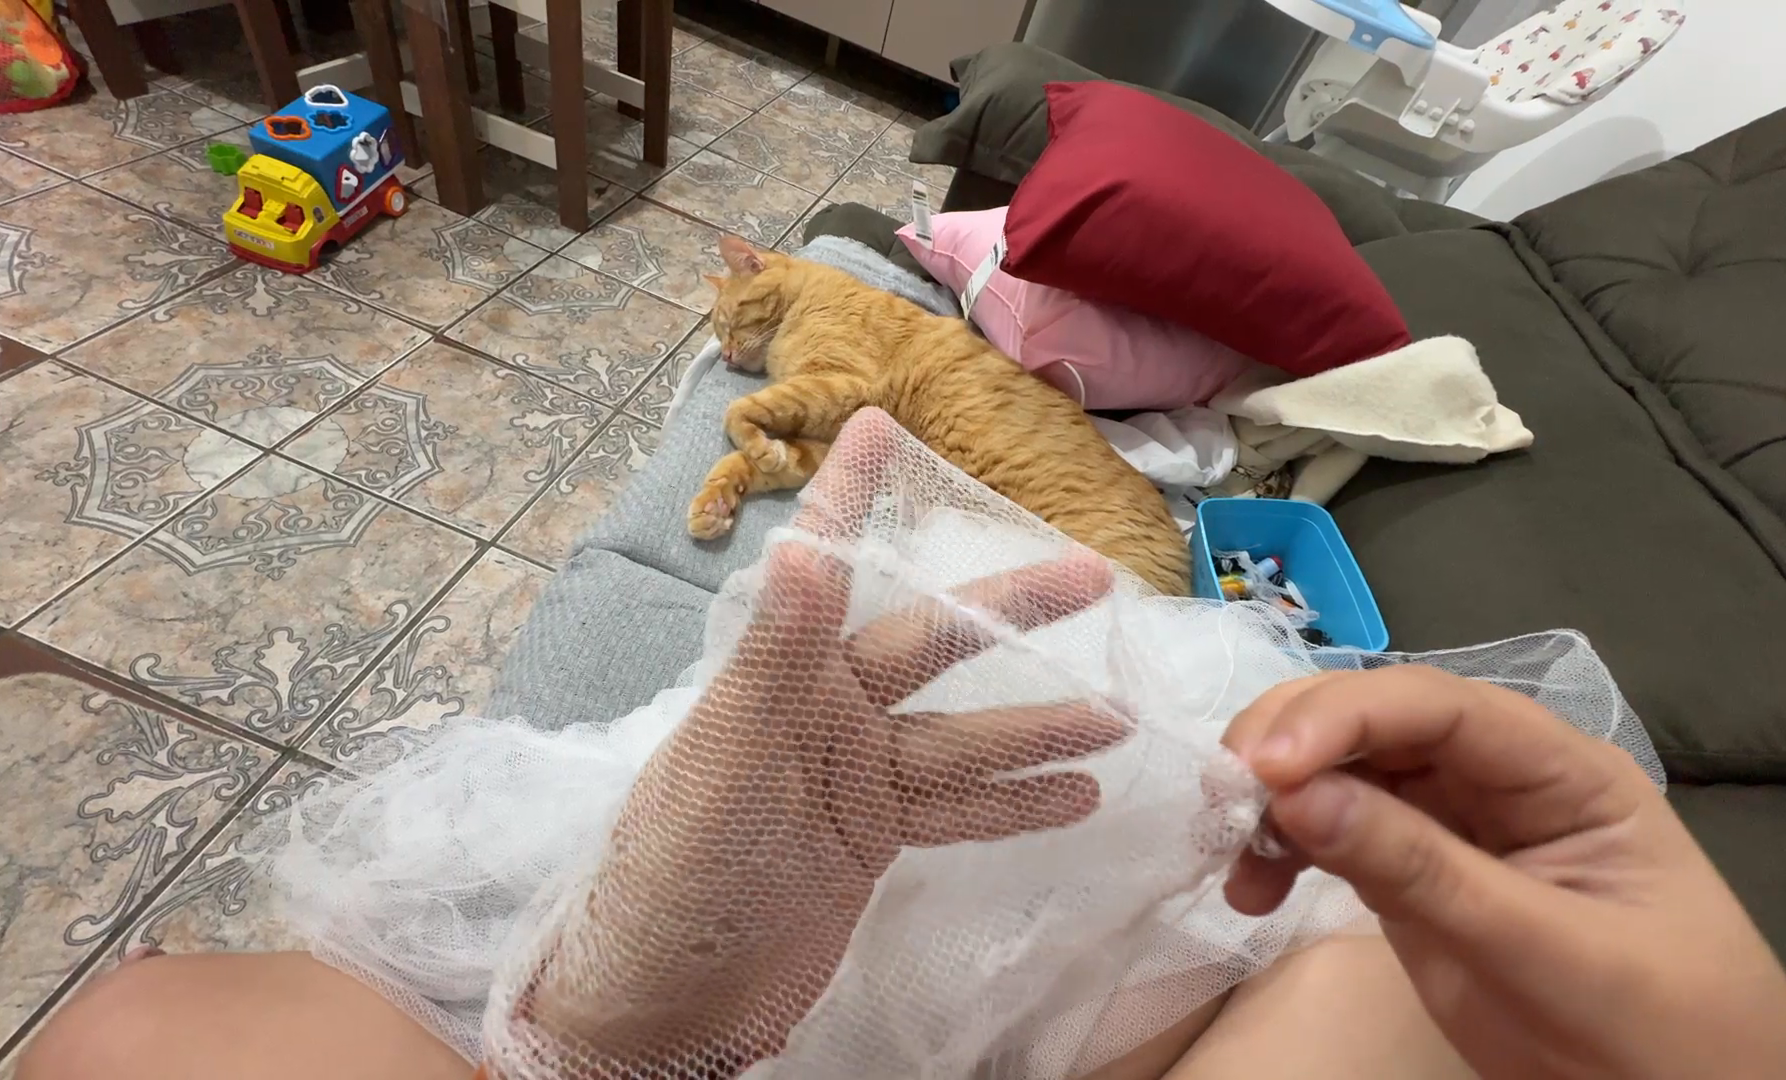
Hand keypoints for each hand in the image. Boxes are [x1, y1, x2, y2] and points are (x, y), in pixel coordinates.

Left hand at [514, 414, 1127, 1072]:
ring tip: (1115, 714)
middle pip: (932, 646)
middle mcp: (828, 707)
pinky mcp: (876, 835)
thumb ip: (775, 650)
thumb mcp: (729, 747)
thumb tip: (804, 543)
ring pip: (963, 735)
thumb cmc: (684, 861)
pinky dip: (1014, 802)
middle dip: (1009, 610)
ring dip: (1038, 726)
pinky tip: (1076, 793)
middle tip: (1089, 576)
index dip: (852, 490)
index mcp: (786, 670)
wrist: (669, 996)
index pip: (826, 559)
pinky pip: (959, 809)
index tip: (880, 424)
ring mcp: (857, 772)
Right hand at [1222, 668, 1785, 1079]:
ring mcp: (1432, 810)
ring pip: (1324, 764)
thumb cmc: (1658, 1042)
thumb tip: (1293, 797)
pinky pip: (1314, 823)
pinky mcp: (1391, 852)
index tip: (1265, 766)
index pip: (1434, 706)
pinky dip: (1270, 845)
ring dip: (1264, 796)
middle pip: (1362, 717)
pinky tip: (1250, 886)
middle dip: (1285, 744)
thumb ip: (1421, 870)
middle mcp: (1483, 769)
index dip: (1342, 717)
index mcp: (1553, 768)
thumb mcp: (1548, 956)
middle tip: (1225, 794)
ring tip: (1228, 850)